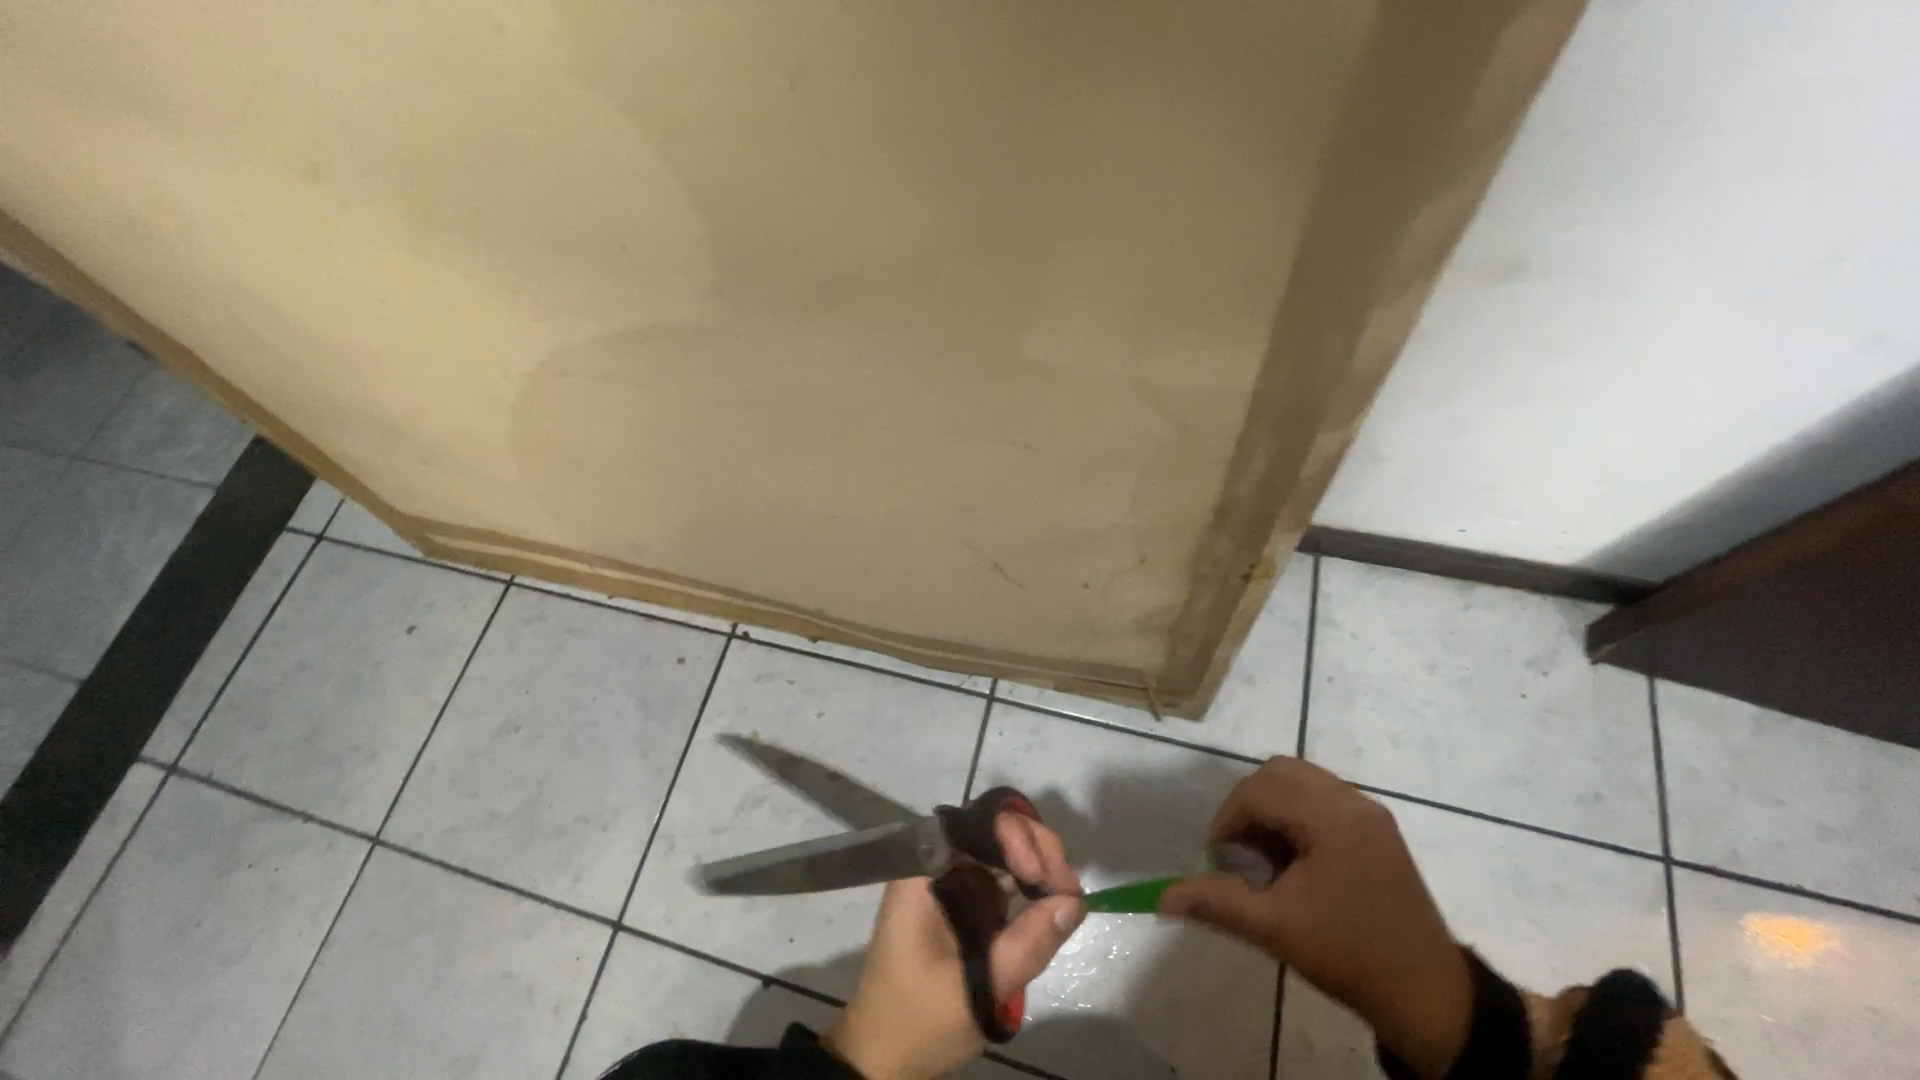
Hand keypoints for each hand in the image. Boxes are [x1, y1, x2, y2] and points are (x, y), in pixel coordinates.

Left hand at [824, 814, 1086, 1079]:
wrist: (883, 1059)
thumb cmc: (918, 1020)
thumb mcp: (978, 987)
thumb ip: (1028, 944)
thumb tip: (1075, 902)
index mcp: (924, 873)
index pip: (973, 823)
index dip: (1014, 835)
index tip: (1039, 877)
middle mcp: (937, 867)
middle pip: (993, 831)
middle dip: (1037, 850)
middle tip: (1069, 890)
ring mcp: (952, 886)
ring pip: (1004, 852)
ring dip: (1040, 867)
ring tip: (1067, 900)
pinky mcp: (965, 907)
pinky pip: (1002, 881)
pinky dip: (1030, 888)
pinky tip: (1053, 908)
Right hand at [1158, 758, 1471, 1079]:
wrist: (1428, 993)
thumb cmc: (1348, 955)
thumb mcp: (1274, 929)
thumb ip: (1215, 902)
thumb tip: (1162, 898)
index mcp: (1330, 819)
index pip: (1258, 791)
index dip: (1227, 821)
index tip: (1218, 860)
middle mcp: (1352, 802)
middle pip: (1280, 773)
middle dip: (1248, 806)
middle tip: (1239, 852)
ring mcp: (1370, 812)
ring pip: (1303, 780)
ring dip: (1273, 806)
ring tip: (1266, 855)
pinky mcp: (1380, 828)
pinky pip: (1325, 796)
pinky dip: (1299, 813)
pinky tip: (1296, 859)